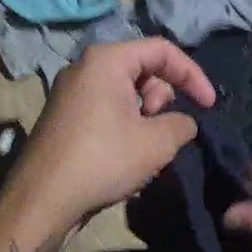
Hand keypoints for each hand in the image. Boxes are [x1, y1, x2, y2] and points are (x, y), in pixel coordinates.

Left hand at [5, 39, 216, 228]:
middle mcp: (85, 68)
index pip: (163, 50)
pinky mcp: (65, 119)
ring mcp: (71, 94)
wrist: (42, 201)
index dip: (193, 75)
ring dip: (147, 120)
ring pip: (127, 95)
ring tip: (146, 152)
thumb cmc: (103, 160)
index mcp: (106, 60)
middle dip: (164, 101)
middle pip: (144, 71)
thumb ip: (182, 124)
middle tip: (163, 134)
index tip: (209, 106)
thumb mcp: (158, 143)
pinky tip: (127, 159)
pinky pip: (108, 111)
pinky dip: (127, 128)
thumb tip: (183, 124)